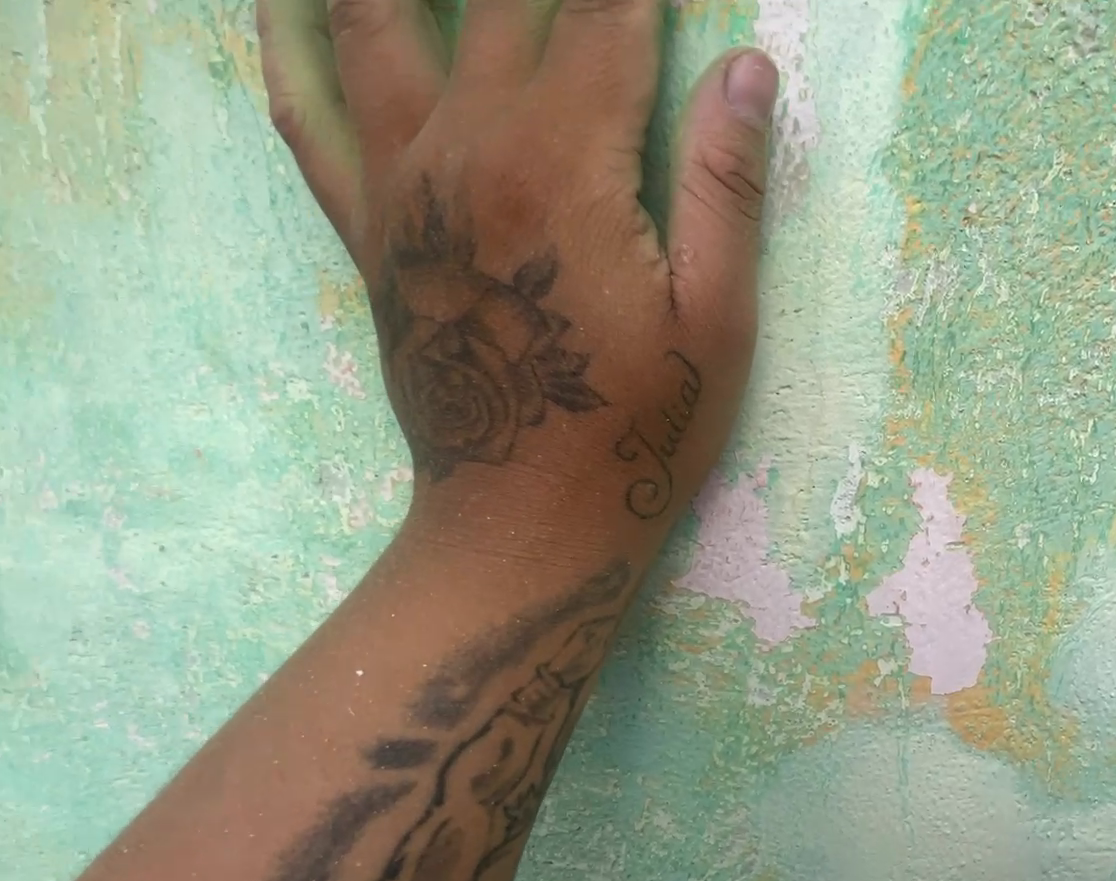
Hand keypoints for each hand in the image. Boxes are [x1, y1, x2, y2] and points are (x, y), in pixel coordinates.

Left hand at [259, 0, 777, 565]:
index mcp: (564, 166)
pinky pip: (309, 110)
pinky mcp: (369, 227)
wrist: (529, 517)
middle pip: (503, 4)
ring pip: (385, 21)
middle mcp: (468, 146)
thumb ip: (726, 188)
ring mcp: (401, 182)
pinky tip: (289, 3)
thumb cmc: (641, 426)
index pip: (608, 22)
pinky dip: (290, 40)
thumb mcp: (717, 321)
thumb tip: (748, 70)